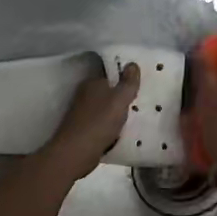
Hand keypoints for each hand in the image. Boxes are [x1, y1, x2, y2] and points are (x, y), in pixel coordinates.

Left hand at [37, 59, 139, 181]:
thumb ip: (128, 82)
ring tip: (133, 119)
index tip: (138, 87)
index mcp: (91, 83)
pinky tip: (119, 134)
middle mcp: (84, 95)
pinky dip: (110, 128)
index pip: (109, 75)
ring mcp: (82, 113)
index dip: (124, 80)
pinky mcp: (82, 129)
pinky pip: (101, 124)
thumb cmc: (100, 121)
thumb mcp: (120, 99)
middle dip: (121, 98)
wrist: (77, 152)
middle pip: (107, 93)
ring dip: (116, 114)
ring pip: (104, 109)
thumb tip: (132, 64)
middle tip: (139, 104)